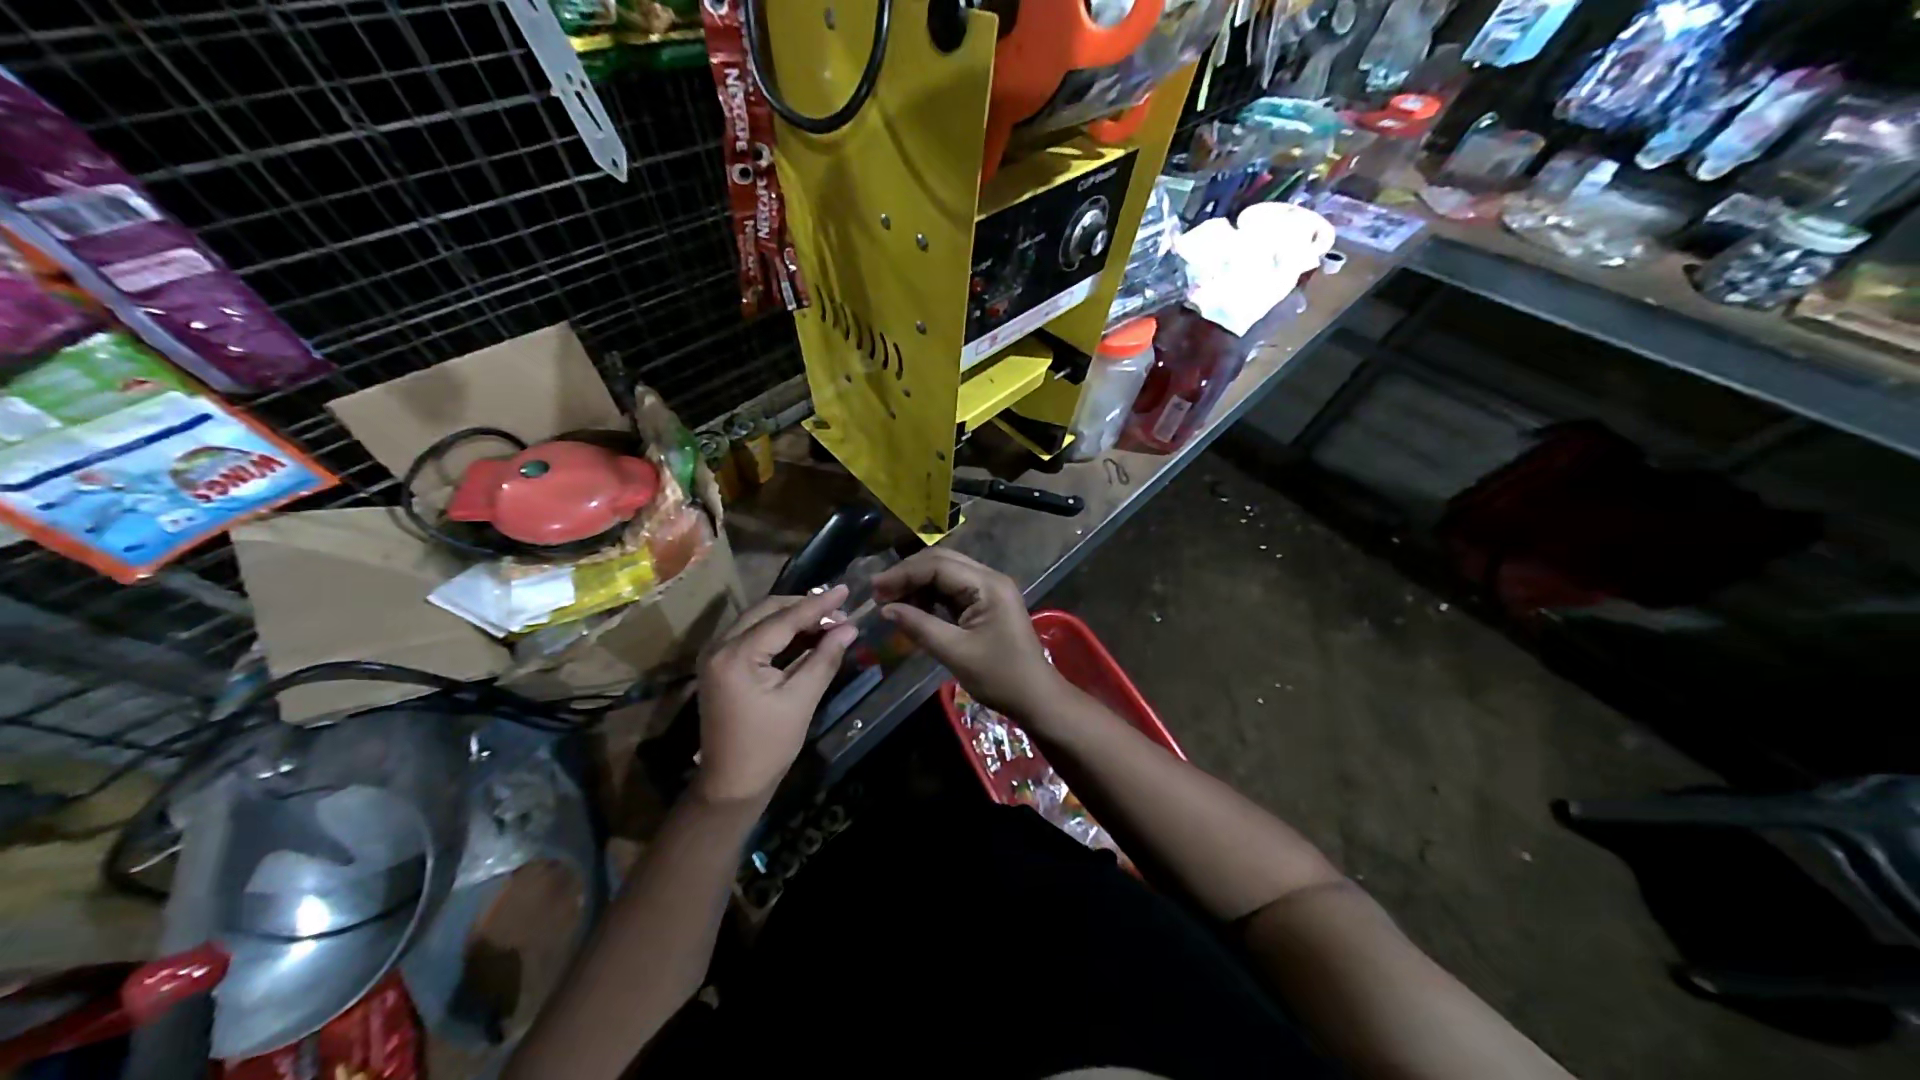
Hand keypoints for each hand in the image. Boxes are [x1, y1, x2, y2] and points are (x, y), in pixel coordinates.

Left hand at [694, 584, 857, 802]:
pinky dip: (779, 630)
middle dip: (804, 607)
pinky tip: (805, 633)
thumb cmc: (768, 745)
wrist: (731, 783)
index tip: (846, 589)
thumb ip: (824, 658)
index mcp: (736, 656)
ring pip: (759, 619)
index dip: (818, 604)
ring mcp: (715, 654)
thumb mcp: (801, 700)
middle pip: (767, 611)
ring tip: (828, 619)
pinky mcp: (720, 664)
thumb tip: (850, 628)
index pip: (783, 619)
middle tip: (840, 610)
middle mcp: (719, 646)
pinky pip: (752, 634)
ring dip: (792, 617)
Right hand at [874, 549, 1066, 719]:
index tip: (875, 588)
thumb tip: (886, 609)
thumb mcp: (956, 652)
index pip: (938, 565)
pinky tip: (912, 609)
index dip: (903, 574)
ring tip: (890, 603)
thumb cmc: (1000, 676)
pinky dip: (930, 596)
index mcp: (987, 585)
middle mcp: (989, 579)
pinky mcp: (985, 604)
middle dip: (908, 575)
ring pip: (945, 574)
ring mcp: (989, 590)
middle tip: (878, 594)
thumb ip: (920, 626)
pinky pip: (952, 590)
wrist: (1036, 697)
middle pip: (941, 562)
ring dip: (917, 585)